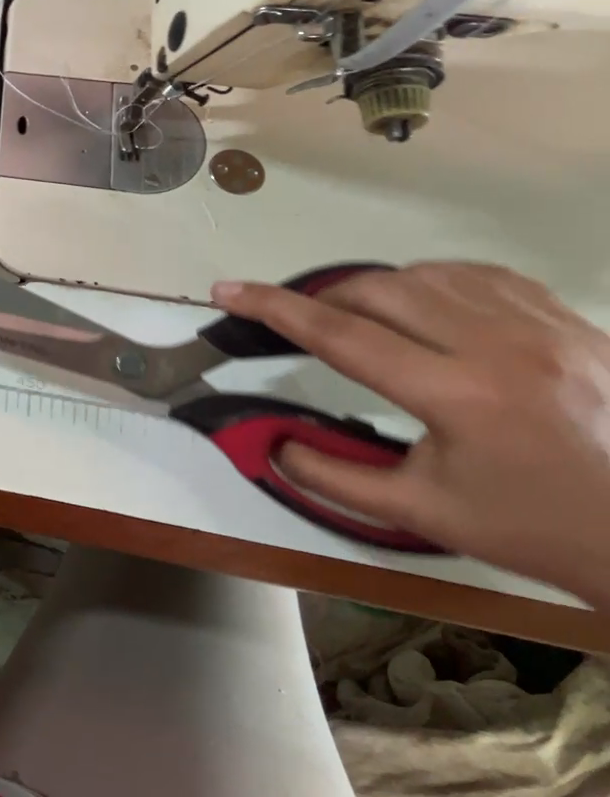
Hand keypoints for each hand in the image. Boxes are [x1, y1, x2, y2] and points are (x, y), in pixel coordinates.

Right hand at [213, 263, 609, 607]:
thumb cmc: (534, 527)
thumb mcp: (417, 510)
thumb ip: (327, 473)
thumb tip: (268, 439)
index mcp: (457, 396)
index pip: (340, 333)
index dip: (272, 308)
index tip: (227, 292)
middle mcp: (502, 348)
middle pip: (381, 289)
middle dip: (324, 297)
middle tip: (300, 322)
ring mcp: (549, 330)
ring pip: (431, 275)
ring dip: (378, 287)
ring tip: (360, 316)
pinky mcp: (578, 325)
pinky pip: (487, 277)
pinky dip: (438, 281)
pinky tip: (427, 305)